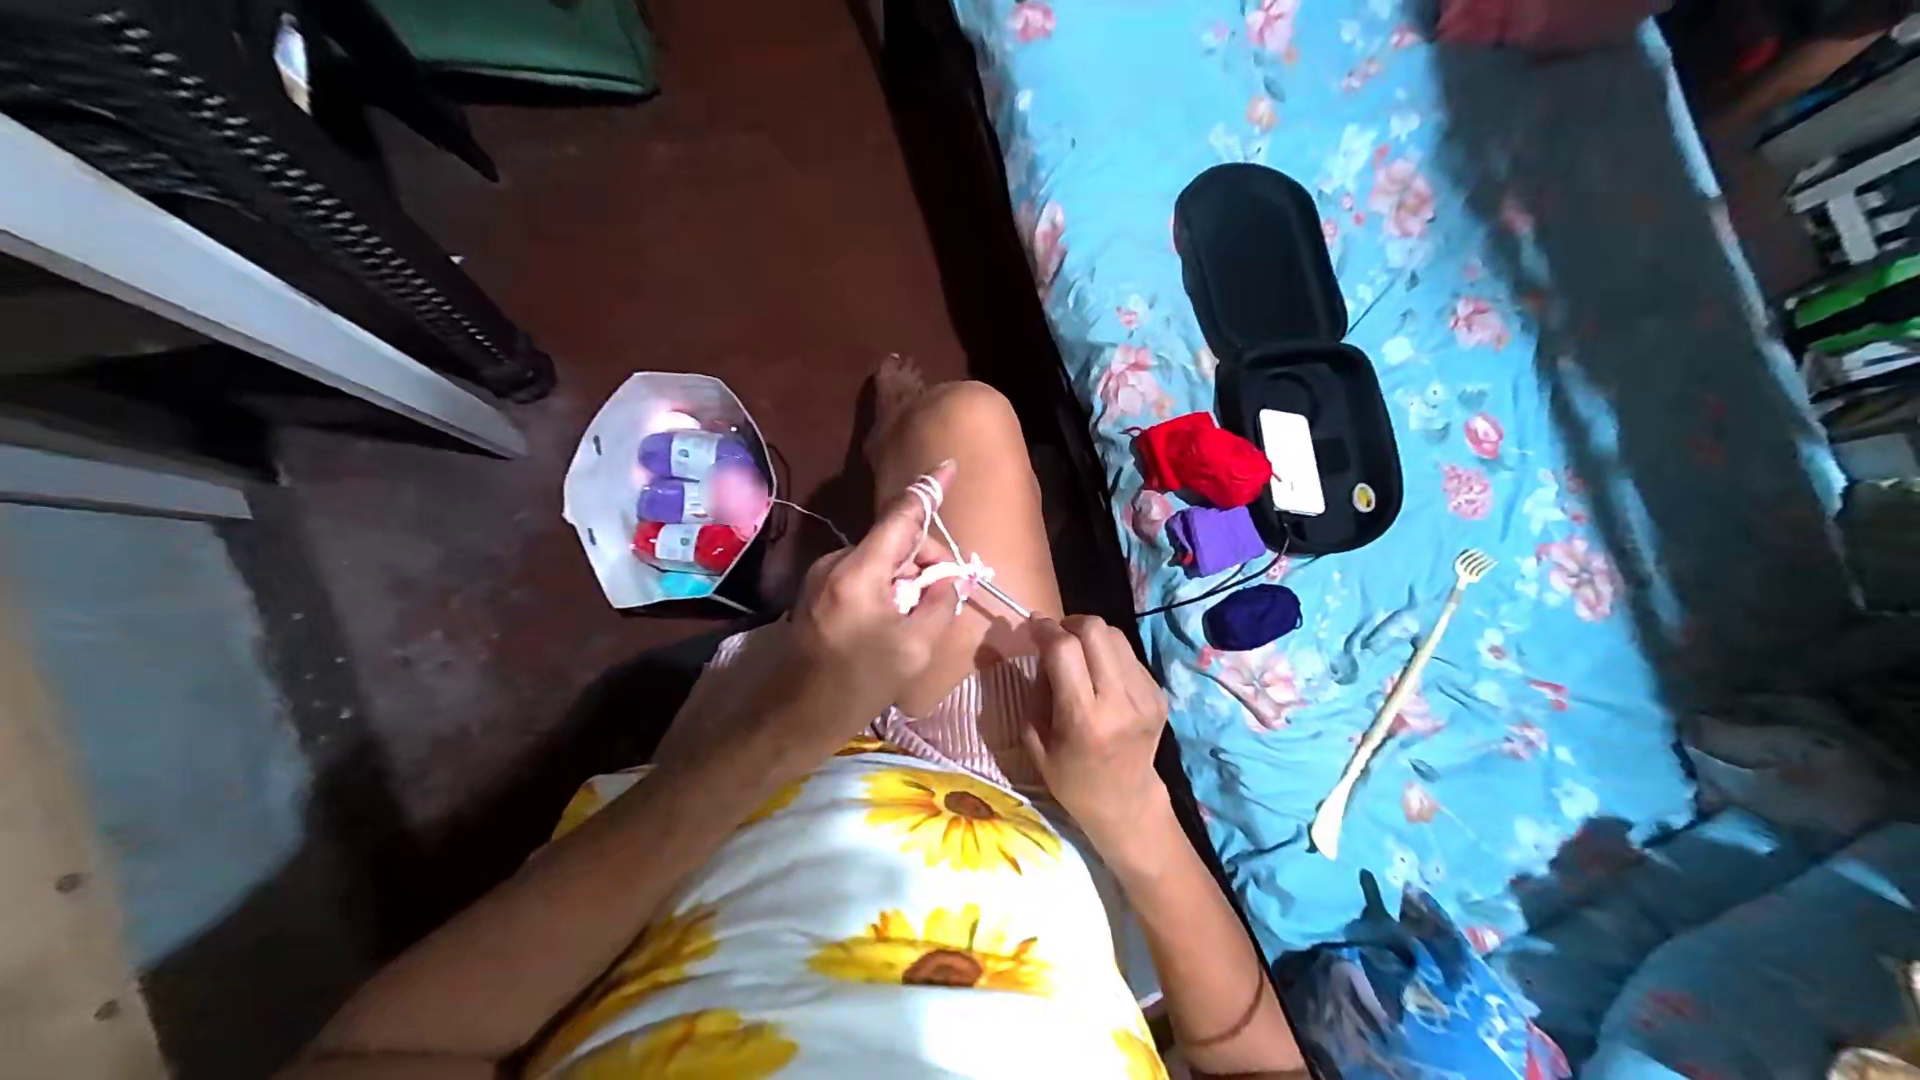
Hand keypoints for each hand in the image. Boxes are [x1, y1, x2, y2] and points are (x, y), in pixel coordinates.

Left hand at [785, 459, 961, 723]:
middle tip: (942, 596)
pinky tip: (891, 621)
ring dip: (905, 577)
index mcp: (859, 572)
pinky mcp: (817, 592)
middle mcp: (836, 563)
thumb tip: (947, 581)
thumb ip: (938, 604)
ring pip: (879, 559)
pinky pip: (862, 575)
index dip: (929, 490)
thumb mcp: (913, 648)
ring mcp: (821, 576)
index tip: (950, 464)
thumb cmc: (857, 685)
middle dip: (924, 560)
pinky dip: (885, 587)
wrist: (795, 717)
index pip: (901, 516)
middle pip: (894, 540)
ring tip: (915, 618)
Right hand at [1023, 615, 1173, 851]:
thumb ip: (1037, 689)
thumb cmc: (1071, 777)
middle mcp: (1119, 701)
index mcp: (1084, 717)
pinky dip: (1108, 654)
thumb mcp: (1035, 739)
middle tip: (1057, 637)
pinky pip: (1128, 654)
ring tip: (1078, 654)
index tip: (1033, 625)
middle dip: (1070, 624)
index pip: (1065, 649)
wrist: (1125, 802)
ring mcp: (1145, 696)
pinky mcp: (1158, 694)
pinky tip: (1100, 675)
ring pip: (1114, 635)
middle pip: (1095, 630)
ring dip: (1090, 636)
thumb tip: (1042, 645)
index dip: (1045, 629)